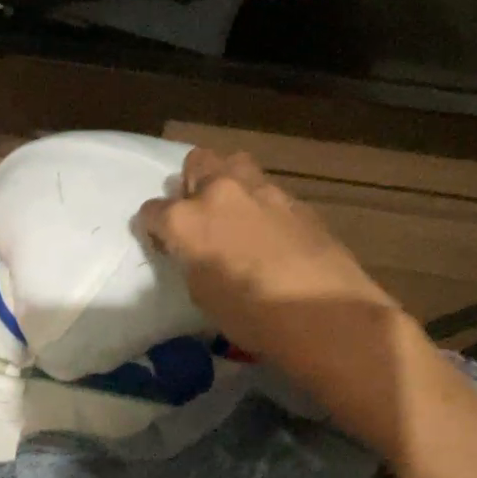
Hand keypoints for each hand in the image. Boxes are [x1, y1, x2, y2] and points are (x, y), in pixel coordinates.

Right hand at [136, 148, 401, 377]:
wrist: (325, 315)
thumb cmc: (251, 315)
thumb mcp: (201, 294)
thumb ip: (190, 260)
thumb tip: (195, 251)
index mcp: (184, 219)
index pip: (151, 211)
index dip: (154, 230)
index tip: (165, 246)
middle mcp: (218, 192)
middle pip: (195, 162)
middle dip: (190, 184)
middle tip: (199, 215)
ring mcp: (261, 191)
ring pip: (234, 163)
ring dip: (228, 180)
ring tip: (234, 211)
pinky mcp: (296, 201)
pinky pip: (267, 190)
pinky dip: (261, 204)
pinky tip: (271, 232)